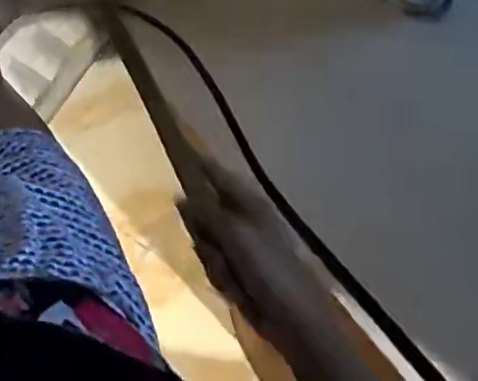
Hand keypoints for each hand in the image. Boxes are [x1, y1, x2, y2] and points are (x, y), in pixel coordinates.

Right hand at [182, 155, 356, 368]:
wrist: (299, 324)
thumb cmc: (270, 270)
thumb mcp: (234, 235)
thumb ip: (205, 212)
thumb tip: (179, 196)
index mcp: (249, 204)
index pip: (217, 174)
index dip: (199, 164)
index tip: (181, 153)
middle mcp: (244, 220)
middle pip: (203, 210)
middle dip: (202, 230)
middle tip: (207, 243)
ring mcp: (242, 247)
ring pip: (205, 240)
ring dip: (212, 258)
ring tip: (228, 274)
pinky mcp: (240, 272)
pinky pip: (214, 263)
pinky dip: (221, 276)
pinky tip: (235, 289)